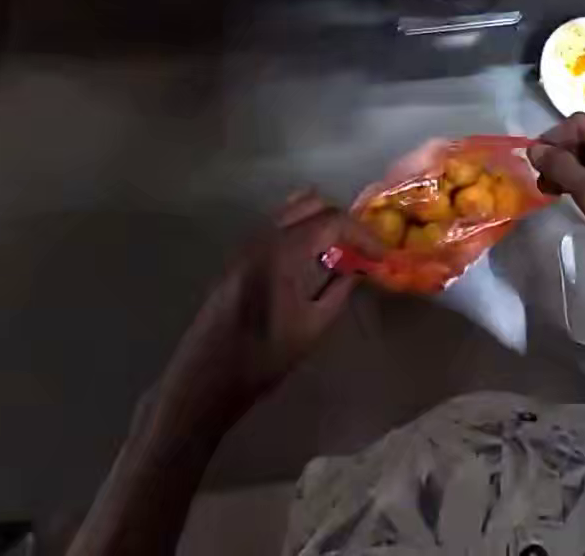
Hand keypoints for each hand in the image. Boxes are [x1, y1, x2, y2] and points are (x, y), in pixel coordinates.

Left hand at [164, 190, 375, 408]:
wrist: (204, 381)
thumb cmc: (261, 359)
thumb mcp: (312, 327)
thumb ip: (340, 289)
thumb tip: (360, 268)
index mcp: (282, 252)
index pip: (332, 221)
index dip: (362, 234)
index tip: (379, 255)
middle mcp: (262, 237)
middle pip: (312, 203)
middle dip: (342, 221)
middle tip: (360, 248)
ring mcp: (247, 243)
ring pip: (292, 209)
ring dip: (320, 222)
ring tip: (338, 252)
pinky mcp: (240, 254)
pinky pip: (278, 224)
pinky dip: (301, 229)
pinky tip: (311, 260)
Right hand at [529, 113, 584, 283]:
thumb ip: (560, 166)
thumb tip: (534, 148)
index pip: (579, 123)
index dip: (553, 137)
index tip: (534, 161)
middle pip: (584, 137)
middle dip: (559, 155)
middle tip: (539, 179)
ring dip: (567, 168)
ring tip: (547, 190)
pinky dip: (580, 178)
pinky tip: (565, 193)